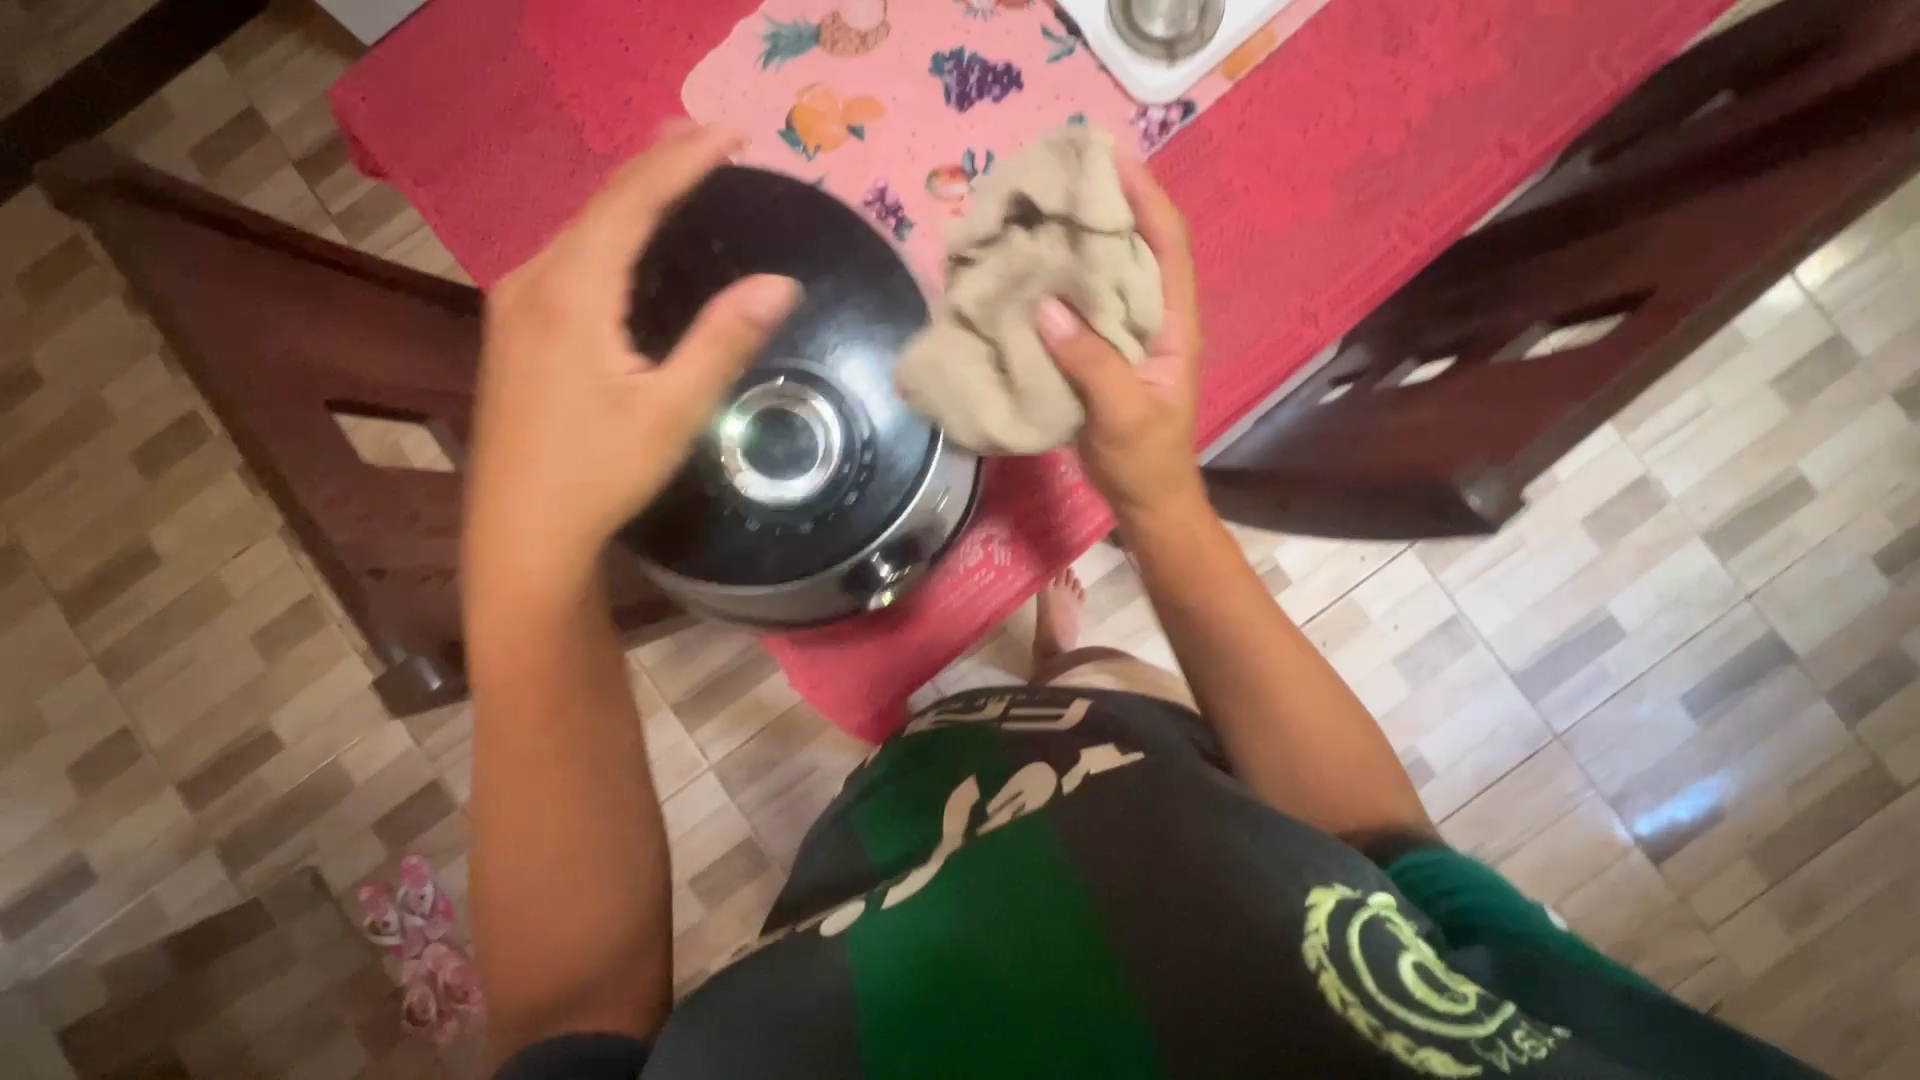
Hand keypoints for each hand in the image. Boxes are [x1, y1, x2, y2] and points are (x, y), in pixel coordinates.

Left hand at [464, 124, 801, 593]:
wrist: (521, 531)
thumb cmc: (600, 474)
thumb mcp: (673, 412)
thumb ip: (722, 342)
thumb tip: (781, 283)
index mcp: (571, 292)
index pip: (632, 201)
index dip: (684, 160)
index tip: (734, 133)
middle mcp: (532, 280)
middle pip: (601, 203)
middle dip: (658, 163)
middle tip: (711, 138)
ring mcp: (514, 304)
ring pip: (580, 228)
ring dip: (631, 196)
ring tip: (677, 171)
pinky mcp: (513, 329)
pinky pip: (567, 257)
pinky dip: (607, 232)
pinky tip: (626, 241)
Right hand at [1035, 155, 1204, 523]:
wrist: (1143, 500)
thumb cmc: (1146, 460)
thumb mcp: (1123, 413)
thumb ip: (1091, 362)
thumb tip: (1046, 306)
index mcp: (1175, 324)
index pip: (1168, 244)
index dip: (1144, 197)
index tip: (1109, 158)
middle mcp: (1153, 318)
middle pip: (1136, 247)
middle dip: (1105, 206)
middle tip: (1059, 177)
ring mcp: (1127, 335)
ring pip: (1106, 275)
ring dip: (1077, 242)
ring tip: (1036, 212)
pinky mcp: (1101, 353)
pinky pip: (1081, 308)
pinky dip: (1058, 285)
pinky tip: (1027, 274)